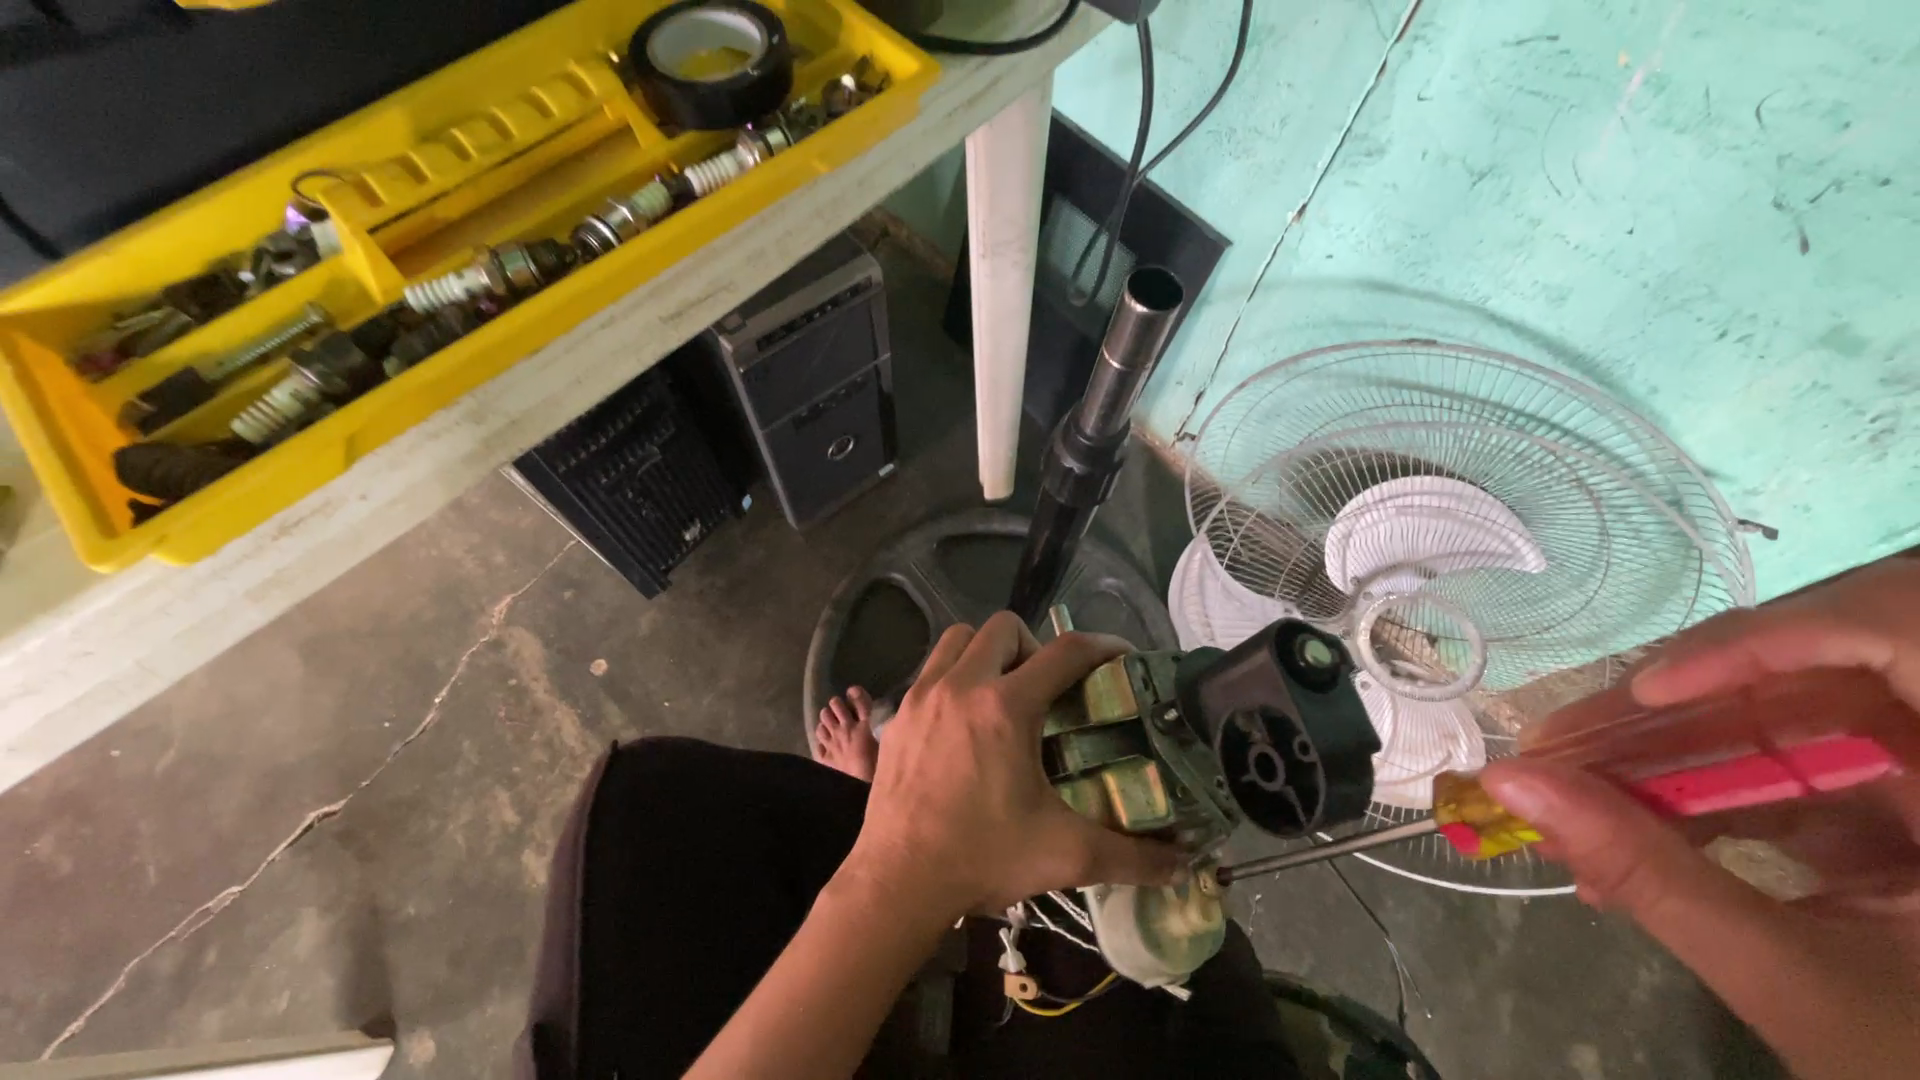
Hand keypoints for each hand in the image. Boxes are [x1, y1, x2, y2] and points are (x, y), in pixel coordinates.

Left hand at [839, 611, 1183, 921]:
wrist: (898, 881)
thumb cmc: (982, 858)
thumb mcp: (1064, 855)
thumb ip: (1130, 856)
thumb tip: (1183, 865)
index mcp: (1006, 707)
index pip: (1066, 652)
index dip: (1102, 646)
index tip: (1121, 655)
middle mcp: (962, 686)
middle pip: (1005, 627)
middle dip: (1035, 646)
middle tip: (1047, 688)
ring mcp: (923, 696)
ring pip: (959, 638)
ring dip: (987, 651)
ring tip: (1003, 692)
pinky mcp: (899, 715)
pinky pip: (930, 668)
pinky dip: (953, 675)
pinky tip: (965, 721)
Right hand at [1482, 558, 1919, 1079]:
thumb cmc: (1914, 1073)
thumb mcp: (1788, 978)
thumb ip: (1649, 873)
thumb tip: (1506, 782)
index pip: (1892, 630)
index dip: (1764, 640)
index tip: (1653, 690)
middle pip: (1796, 679)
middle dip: (1660, 714)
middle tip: (1557, 750)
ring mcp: (1917, 789)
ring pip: (1769, 725)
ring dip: (1653, 757)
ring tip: (1561, 793)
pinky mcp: (1886, 819)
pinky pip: (1773, 774)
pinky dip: (1686, 800)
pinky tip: (1614, 834)